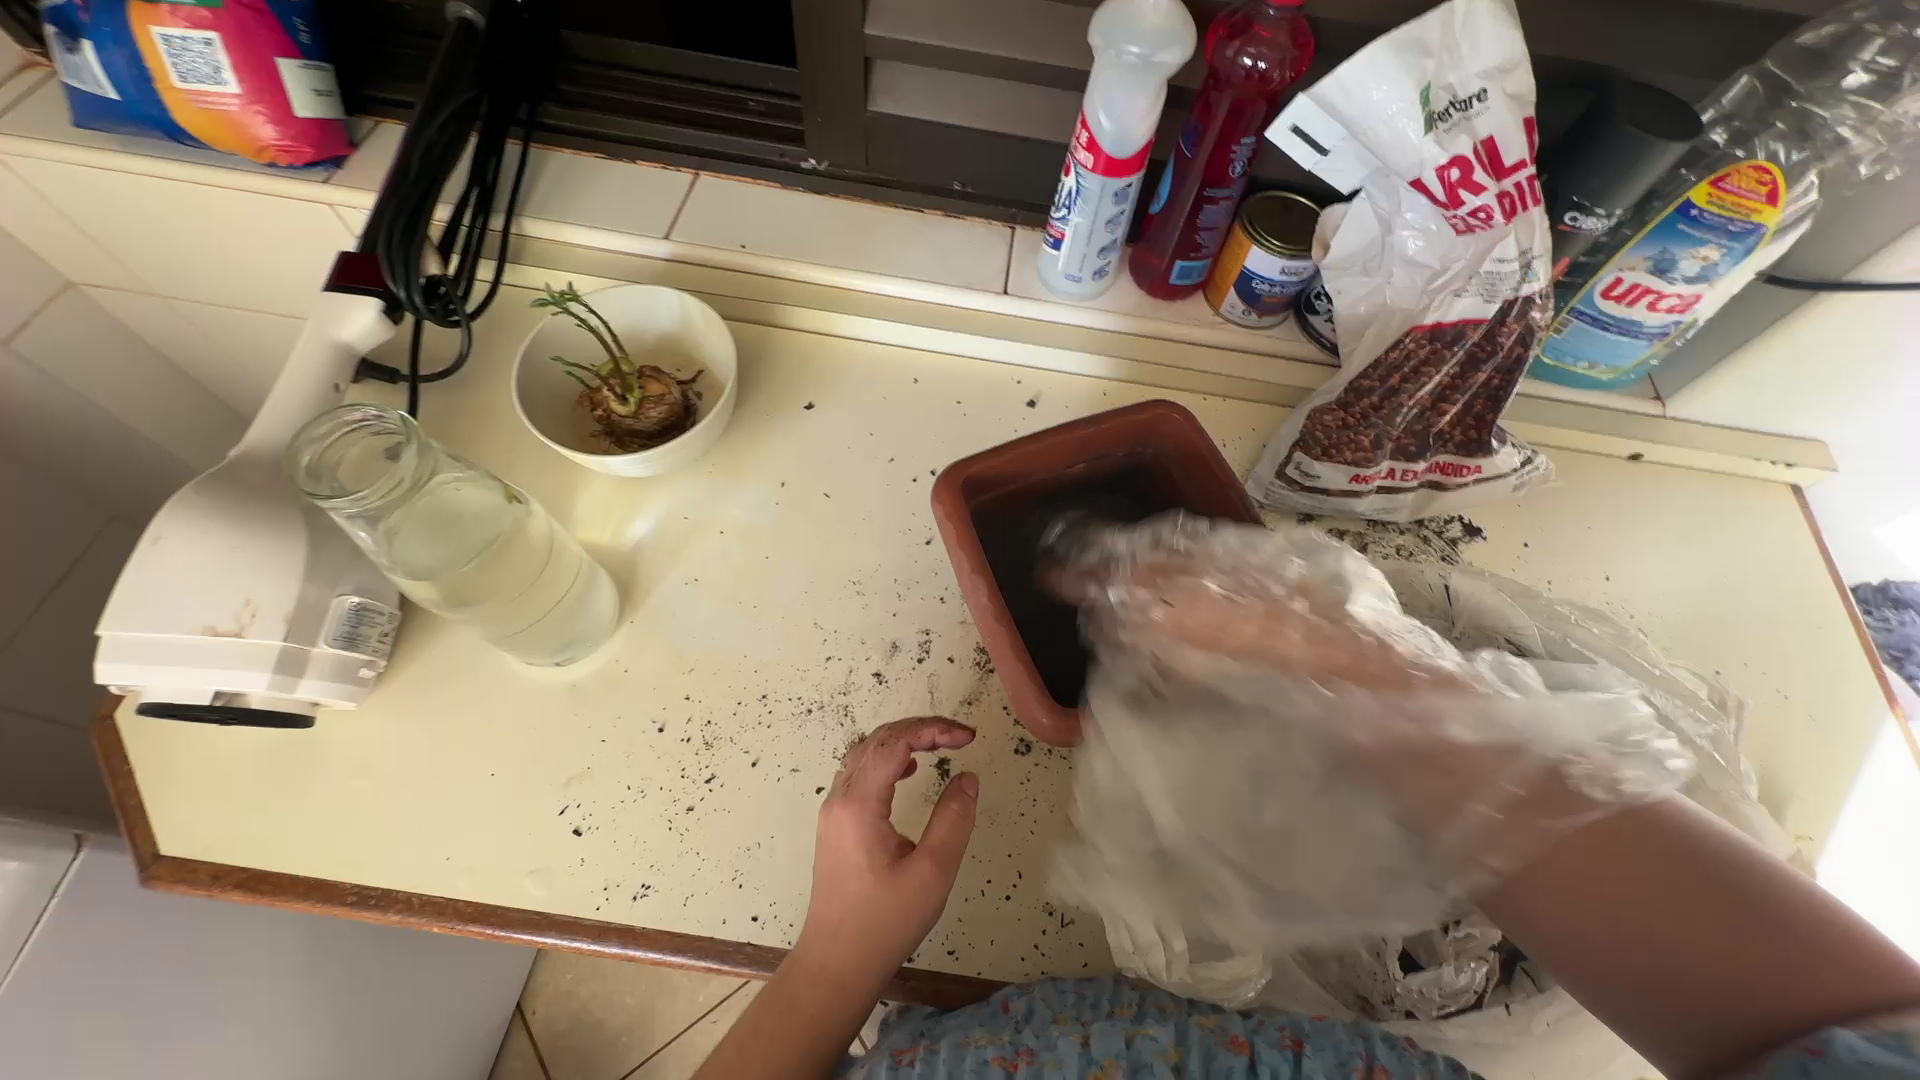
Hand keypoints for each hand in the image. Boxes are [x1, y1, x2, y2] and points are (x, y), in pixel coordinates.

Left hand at [793, 717, 978, 990]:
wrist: (836, 963)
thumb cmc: (884, 922)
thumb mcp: (932, 873)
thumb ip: (953, 820)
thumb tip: (968, 777)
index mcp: (859, 803)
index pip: (895, 741)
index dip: (934, 729)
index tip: (969, 738)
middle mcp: (840, 797)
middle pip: (878, 739)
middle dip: (921, 728)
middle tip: (960, 736)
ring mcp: (834, 810)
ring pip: (866, 752)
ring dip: (903, 740)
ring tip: (941, 745)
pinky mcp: (836, 824)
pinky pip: (860, 772)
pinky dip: (888, 759)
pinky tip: (910, 769)